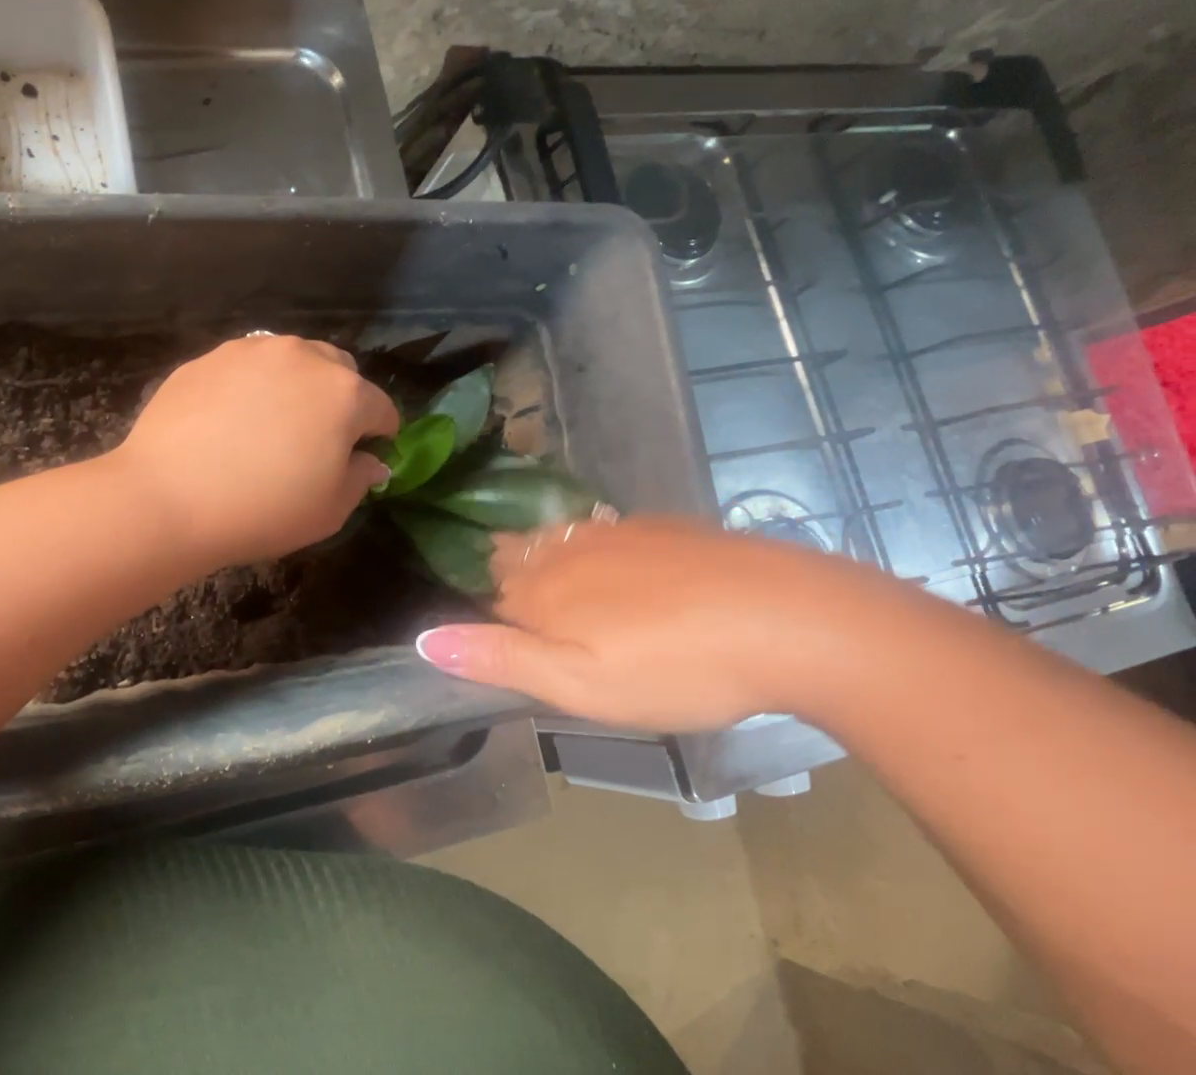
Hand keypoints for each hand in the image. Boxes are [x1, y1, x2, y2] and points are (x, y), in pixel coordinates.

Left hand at [114, 333, 398, 565]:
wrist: (168, 498)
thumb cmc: (262, 512)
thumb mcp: (329, 511)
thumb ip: (360, 479)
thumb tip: (371, 460)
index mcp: (344, 394)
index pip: (380, 408)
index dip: (379, 435)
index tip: (365, 456)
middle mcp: (302, 358)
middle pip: (337, 371)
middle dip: (339, 400)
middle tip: (317, 439)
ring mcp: (249, 352)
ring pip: (288, 360)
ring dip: (294, 385)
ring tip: (271, 425)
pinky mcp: (205, 359)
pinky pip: (242, 369)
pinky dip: (248, 388)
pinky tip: (227, 424)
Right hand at [412, 517, 919, 730]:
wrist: (794, 622)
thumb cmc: (678, 669)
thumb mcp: (580, 686)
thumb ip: (500, 660)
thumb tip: (422, 638)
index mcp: (544, 590)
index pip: (487, 590)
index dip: (480, 609)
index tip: (484, 632)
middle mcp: (570, 550)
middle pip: (518, 555)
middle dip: (506, 576)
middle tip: (517, 612)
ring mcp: (622, 533)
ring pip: (561, 540)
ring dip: (548, 560)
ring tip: (558, 591)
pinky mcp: (669, 530)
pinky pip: (609, 532)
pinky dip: (597, 550)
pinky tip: (621, 573)